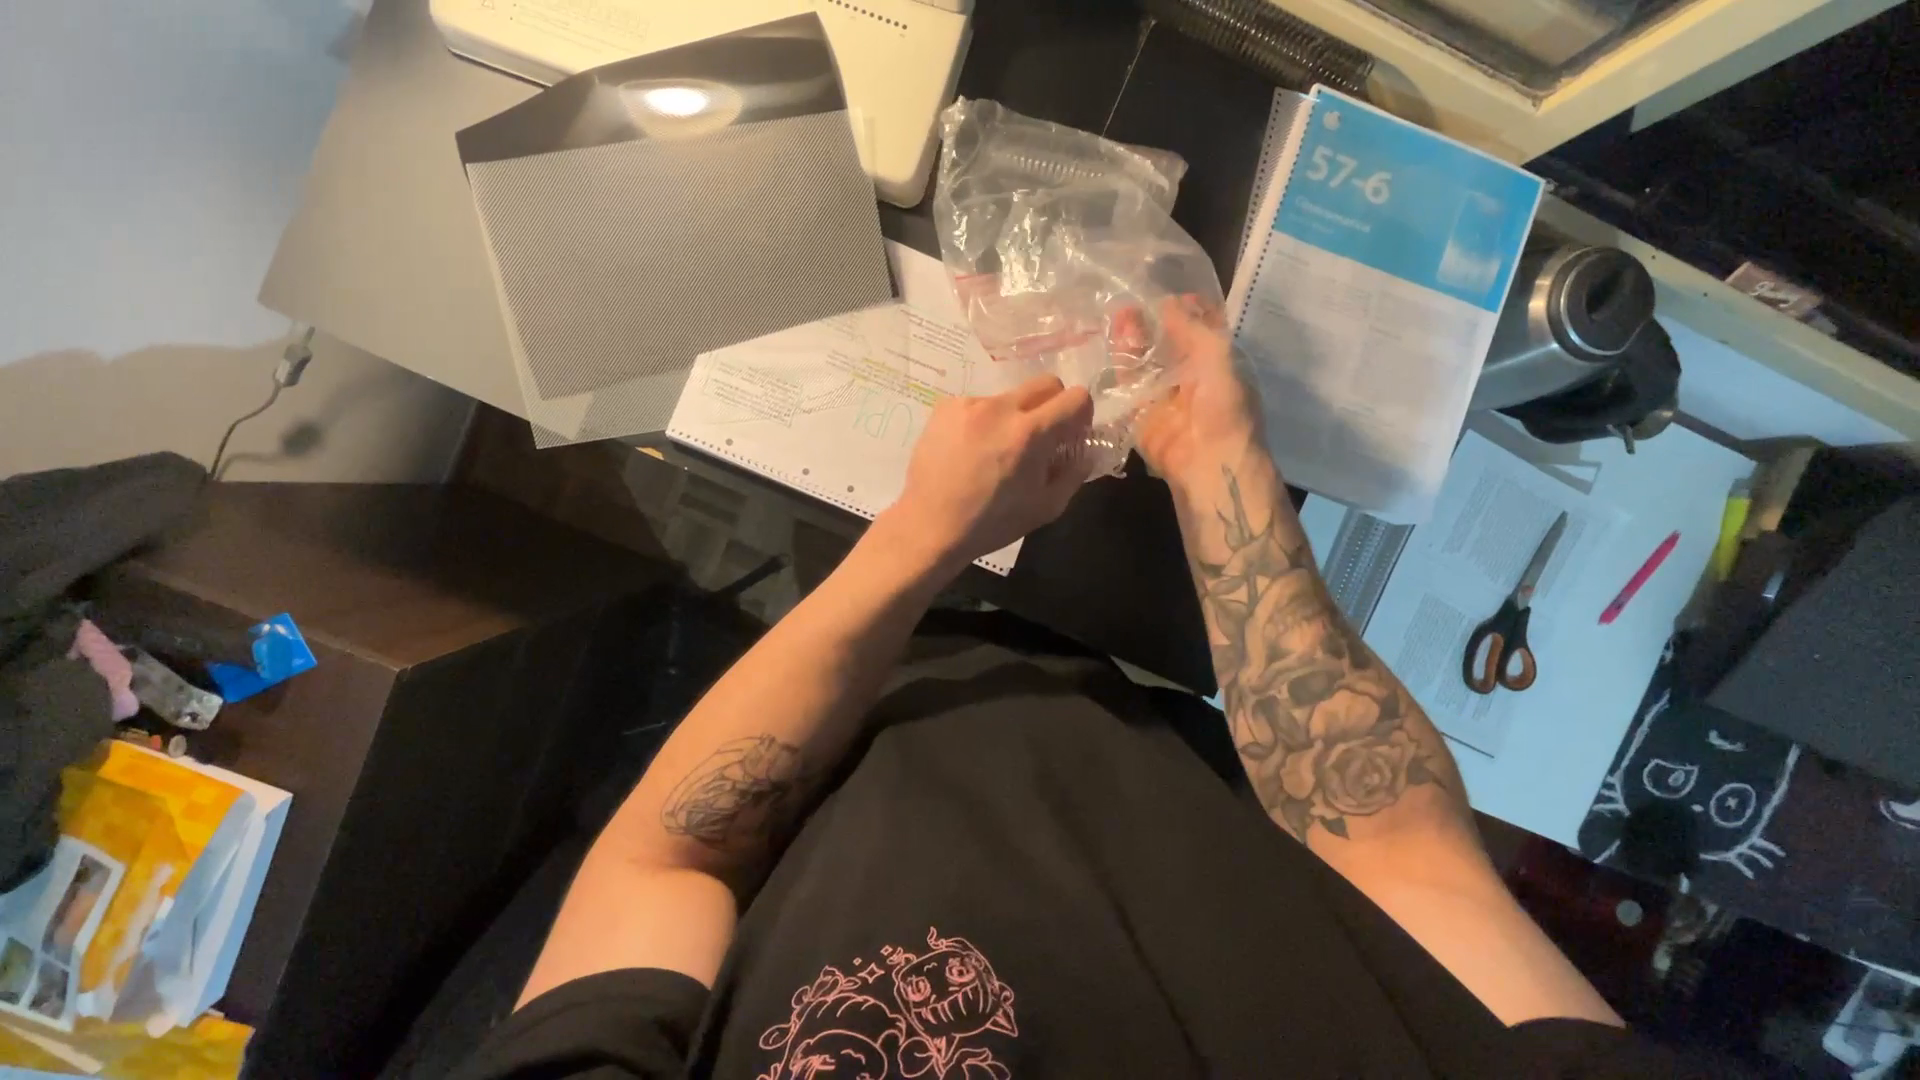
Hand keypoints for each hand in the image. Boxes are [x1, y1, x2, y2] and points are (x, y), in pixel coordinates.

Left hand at [878, 375, 1092, 572]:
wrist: (931, 525)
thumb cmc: (993, 522)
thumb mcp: (1046, 507)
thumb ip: (1075, 472)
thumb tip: (1086, 450)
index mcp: (1030, 433)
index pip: (1075, 397)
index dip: (1081, 414)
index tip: (1072, 433)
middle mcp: (1000, 408)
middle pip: (1045, 384)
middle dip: (1053, 405)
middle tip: (1042, 436)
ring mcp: (970, 404)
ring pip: (1009, 397)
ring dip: (1014, 416)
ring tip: (996, 450)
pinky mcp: (945, 407)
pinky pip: (978, 405)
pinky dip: (983, 422)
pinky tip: (970, 450)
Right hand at [1134, 296, 1262, 491]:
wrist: (1209, 463)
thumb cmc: (1223, 405)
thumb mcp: (1217, 354)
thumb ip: (1191, 327)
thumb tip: (1169, 302)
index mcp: (1218, 363)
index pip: (1199, 329)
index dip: (1184, 310)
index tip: (1163, 292)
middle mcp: (1190, 378)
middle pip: (1166, 345)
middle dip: (1151, 324)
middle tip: (1131, 302)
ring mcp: (1164, 398)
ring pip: (1144, 364)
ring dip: (1132, 341)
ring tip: (1118, 316)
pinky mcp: (1140, 416)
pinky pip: (1125, 388)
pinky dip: (1117, 368)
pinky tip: (1109, 345)